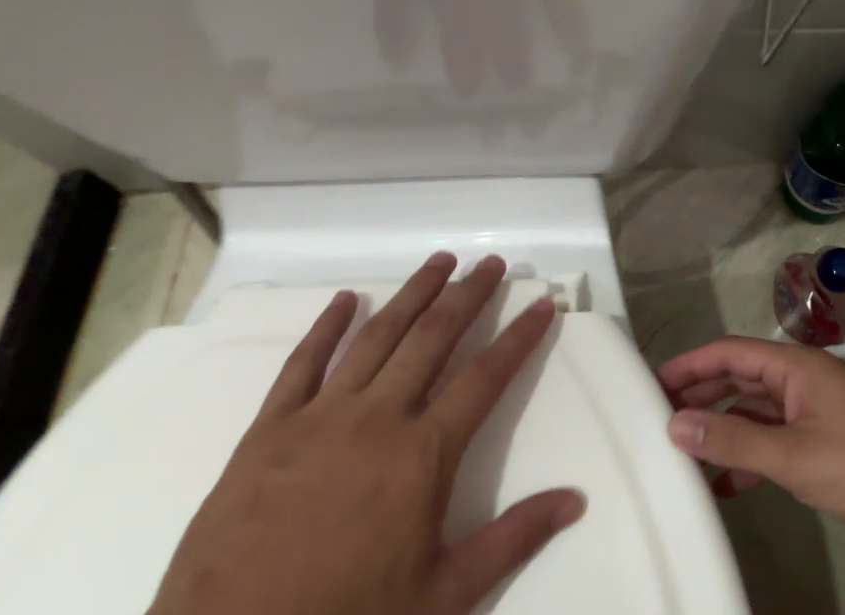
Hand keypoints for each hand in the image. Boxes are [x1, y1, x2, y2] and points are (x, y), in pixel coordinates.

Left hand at [149, 254, 584, 614]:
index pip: (486, 377)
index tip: (542, 304)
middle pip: (434, 338)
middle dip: (468, 295)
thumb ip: (513, 539)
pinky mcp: (268, 429)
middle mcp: (377, 418)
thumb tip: (576, 499)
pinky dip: (327, 326)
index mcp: (424, 454)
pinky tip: (346, 300)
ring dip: (412, 294)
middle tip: (491, 262)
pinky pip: (303, 363)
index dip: (519, 337)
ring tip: (439, 261)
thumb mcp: (444, 595)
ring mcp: (319, 417)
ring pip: (376, 336)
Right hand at [656, 336, 844, 552]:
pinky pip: (776, 441)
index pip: (732, 353)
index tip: (650, 382)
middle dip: (701, 396)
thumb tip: (676, 421)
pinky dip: (749, 458)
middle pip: (742, 379)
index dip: (690, 365)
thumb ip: (735, 440)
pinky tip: (725, 485)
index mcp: (799, 367)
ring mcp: (817, 412)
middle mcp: (805, 381)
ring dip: (723, 430)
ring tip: (682, 452)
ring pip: (757, 412)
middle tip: (657, 418)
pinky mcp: (826, 443)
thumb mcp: (795, 456)